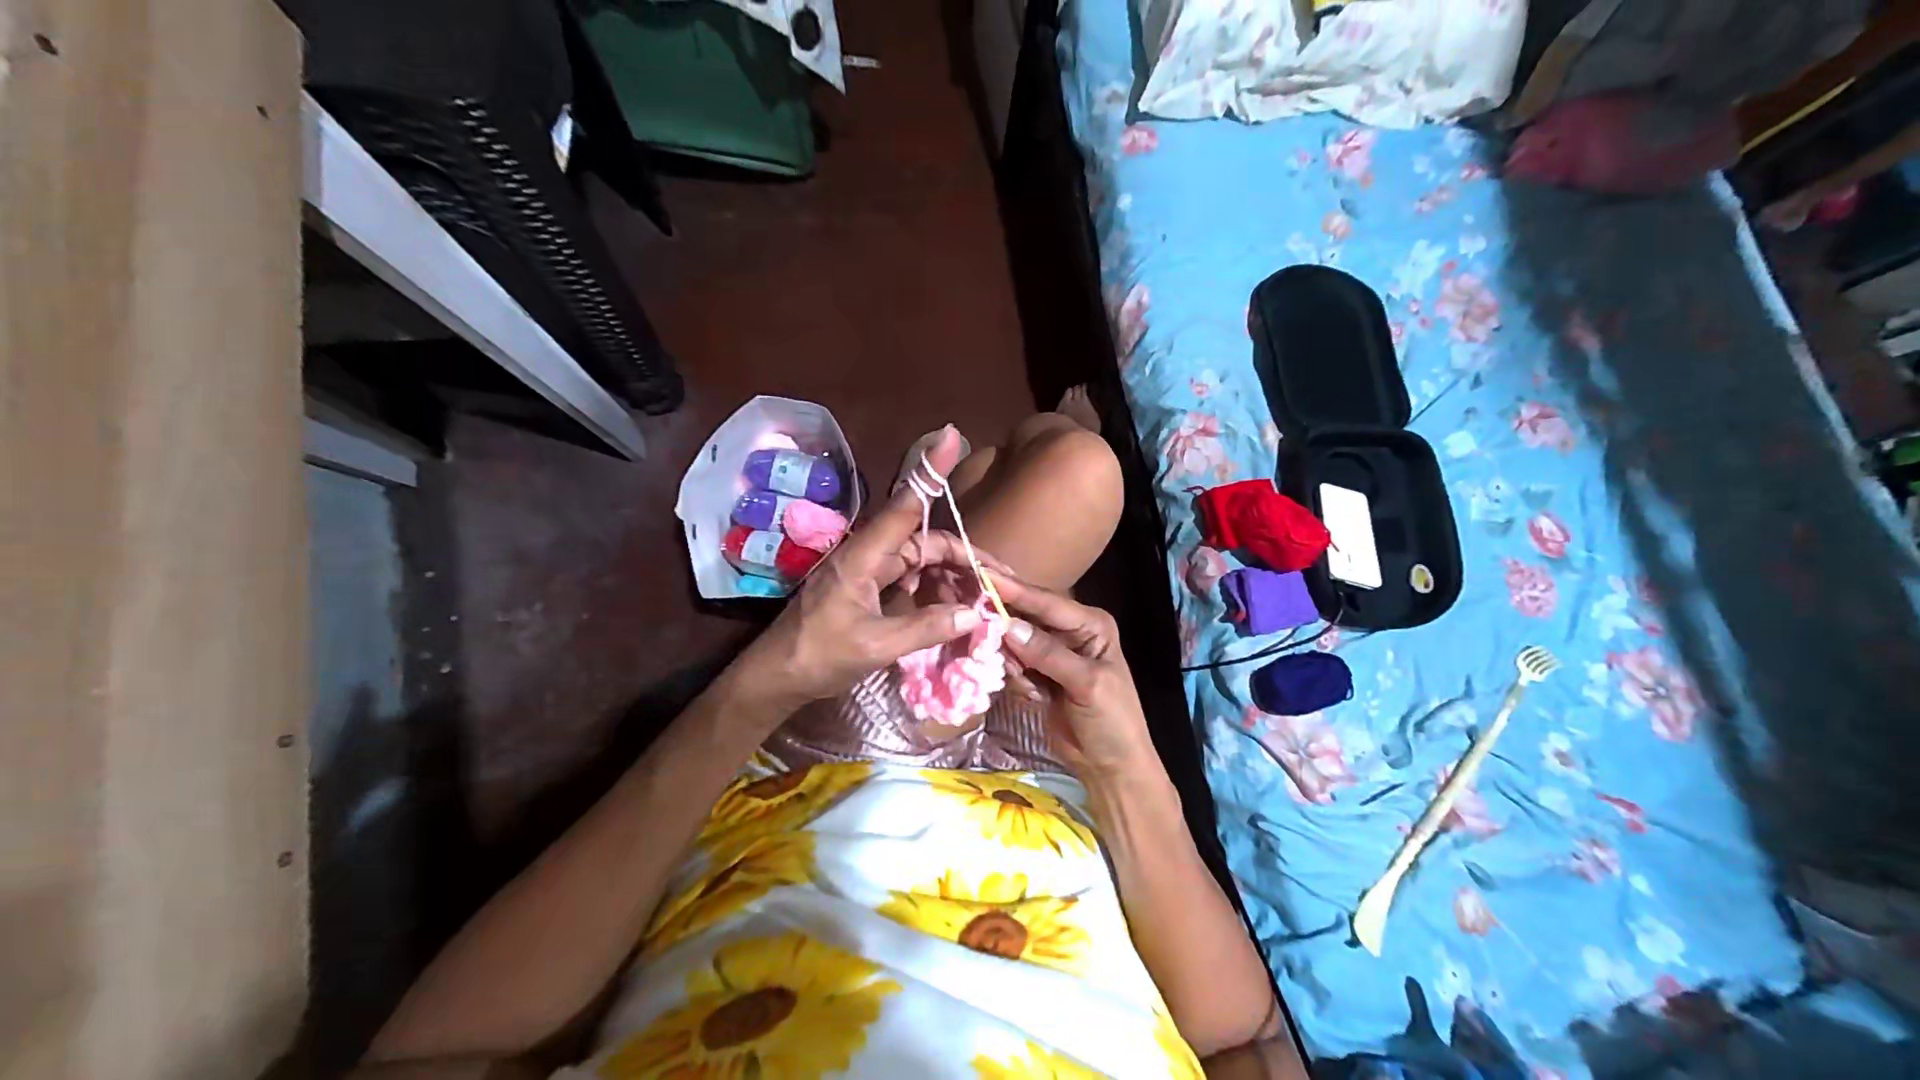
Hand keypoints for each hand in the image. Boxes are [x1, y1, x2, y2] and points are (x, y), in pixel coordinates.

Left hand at [735, 427, 991, 709]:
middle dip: (963, 555)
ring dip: (950, 573)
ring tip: (983, 596)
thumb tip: (974, 613)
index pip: (904, 504)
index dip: (930, 471)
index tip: (950, 434)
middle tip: (999, 580)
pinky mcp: (866, 587)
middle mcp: (868, 553)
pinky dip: (933, 587)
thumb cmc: (820, 655)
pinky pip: (908, 577)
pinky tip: (952, 606)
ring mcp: (866, 570)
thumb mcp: (875, 646)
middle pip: (923, 538)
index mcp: (864, 555)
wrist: (777, 676)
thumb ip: (925, 627)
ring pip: (919, 559)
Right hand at [991, 570, 1157, 779]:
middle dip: (1005, 626)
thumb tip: (1008, 626)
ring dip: (1013, 662)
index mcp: (1090, 624)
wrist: (1112, 767)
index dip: (1014, 590)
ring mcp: (1051, 653)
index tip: (981, 574)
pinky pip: (1013, 665)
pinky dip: (1016, 679)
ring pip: (1014, 641)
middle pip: (1025, 616)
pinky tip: (1034, 697)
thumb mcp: (1086, 684)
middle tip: (979, 626)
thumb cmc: (1112, 722)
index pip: (1046, 602)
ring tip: (1032, 687)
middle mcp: (1070, 631)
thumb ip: (1048, 653)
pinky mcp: (1037, 675)